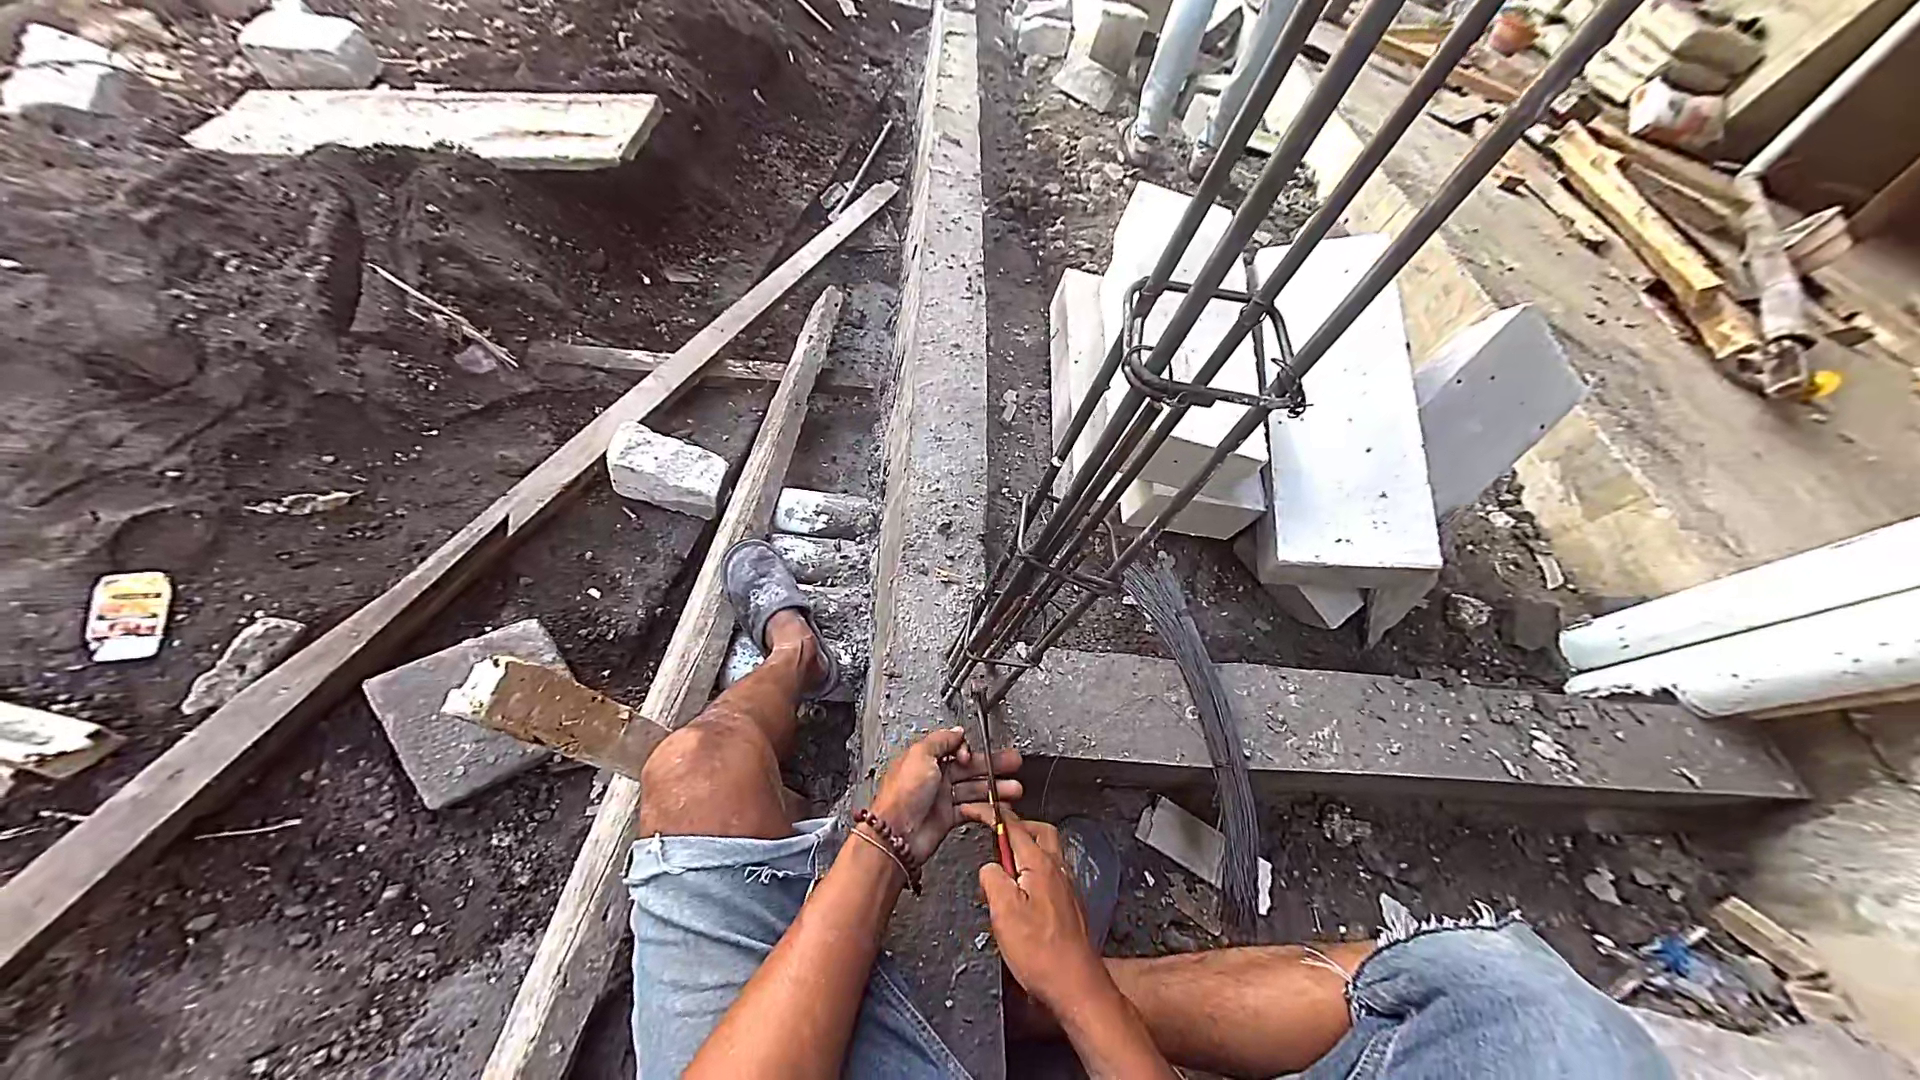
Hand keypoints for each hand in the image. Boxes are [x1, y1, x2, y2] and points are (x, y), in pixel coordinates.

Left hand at [871, 726, 1021, 864]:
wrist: (896, 834)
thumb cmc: (902, 795)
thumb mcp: (921, 754)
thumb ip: (941, 740)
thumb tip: (956, 731)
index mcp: (926, 758)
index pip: (956, 749)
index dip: (971, 751)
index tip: (976, 756)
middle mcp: (934, 777)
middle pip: (970, 768)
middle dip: (993, 766)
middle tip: (1013, 764)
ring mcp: (941, 798)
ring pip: (974, 788)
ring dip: (995, 787)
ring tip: (1014, 788)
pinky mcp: (946, 818)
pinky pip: (971, 809)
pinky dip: (986, 808)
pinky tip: (998, 807)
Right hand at [969, 806, 1109, 1012]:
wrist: (1076, 987)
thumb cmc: (1043, 955)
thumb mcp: (1003, 912)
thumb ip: (992, 879)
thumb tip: (988, 867)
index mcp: (1039, 864)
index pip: (1012, 826)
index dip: (990, 814)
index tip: (973, 809)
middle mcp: (1057, 870)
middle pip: (1037, 831)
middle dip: (1014, 825)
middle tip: (994, 832)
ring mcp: (1066, 886)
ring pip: (1046, 850)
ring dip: (1025, 847)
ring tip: (1005, 864)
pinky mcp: (1069, 904)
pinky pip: (1051, 872)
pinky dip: (1034, 869)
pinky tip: (1023, 890)